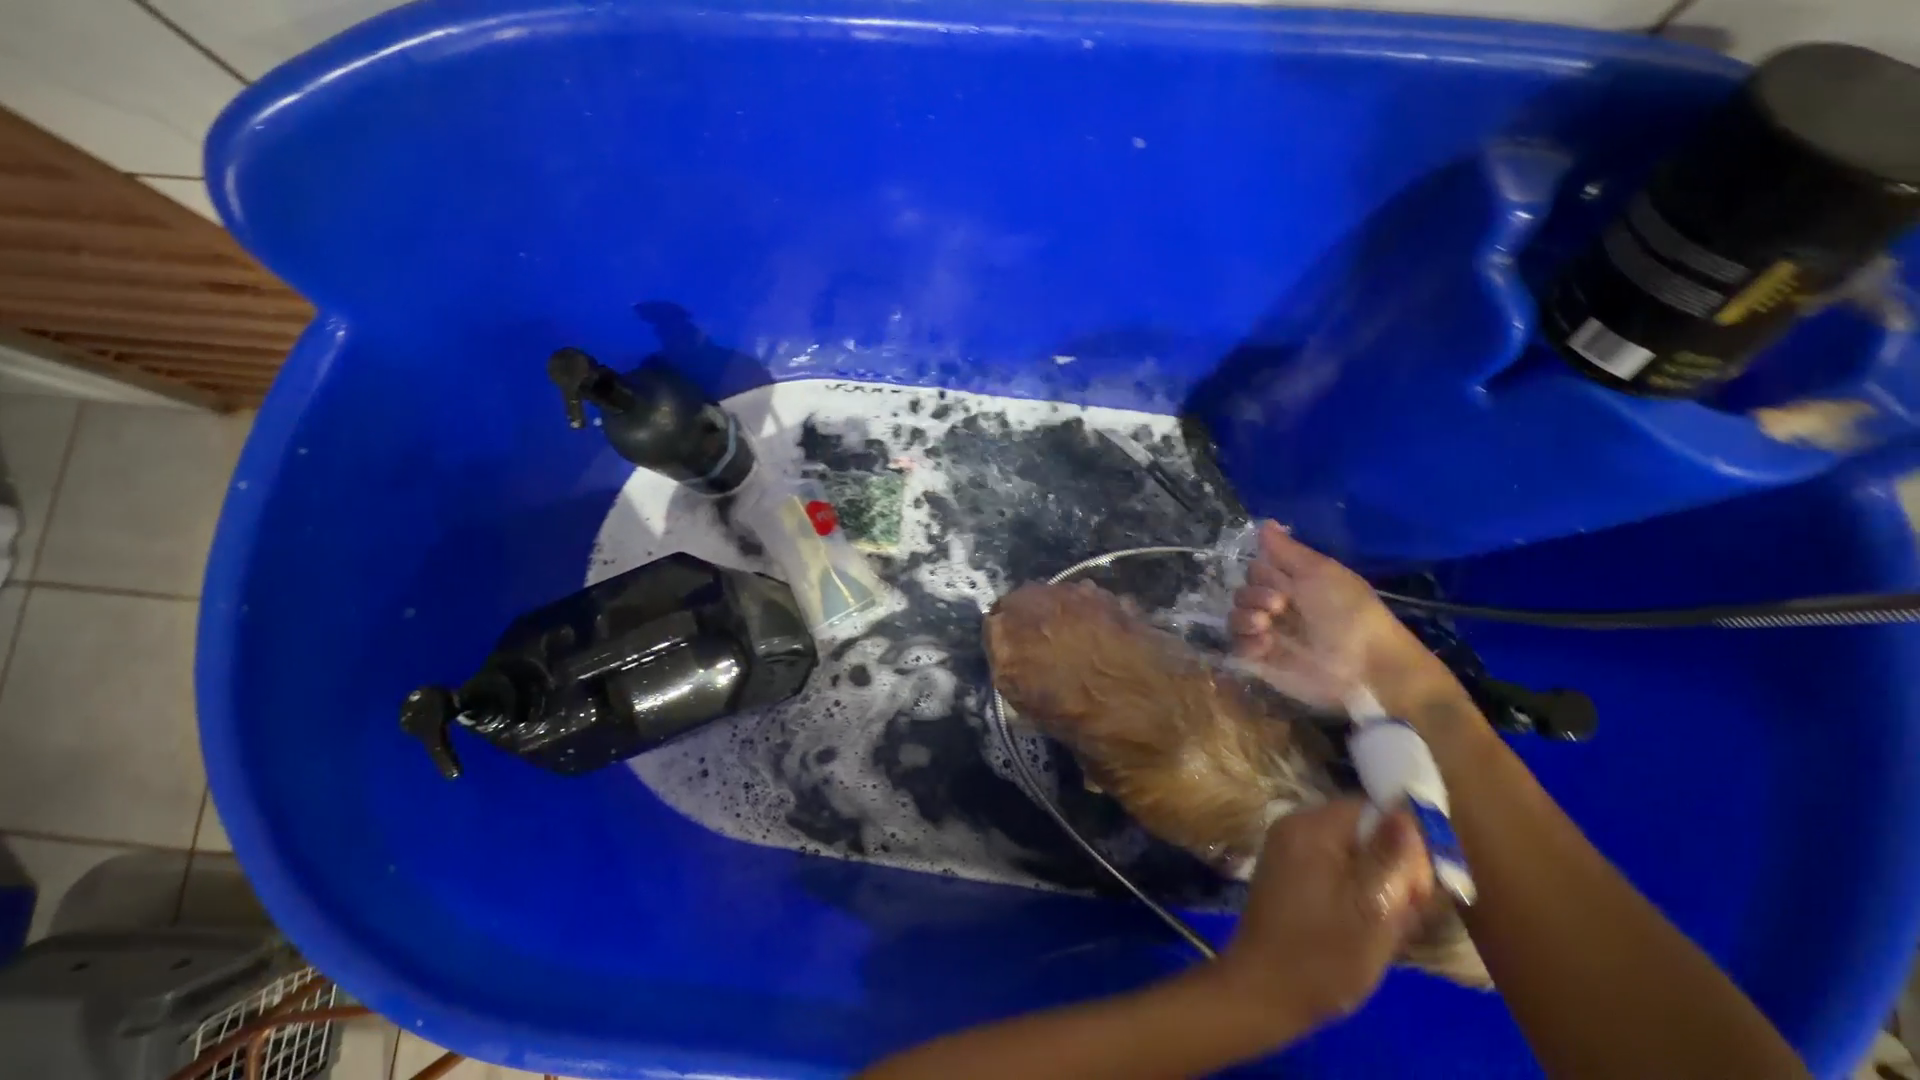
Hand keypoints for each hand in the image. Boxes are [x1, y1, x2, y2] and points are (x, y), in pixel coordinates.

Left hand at [1212, 799, 1436, 1026]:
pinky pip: (1336, 874)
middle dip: (1394, 870)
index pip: (1374, 809)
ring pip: (1355, 857)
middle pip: (1365, 833)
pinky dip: (1357, 897)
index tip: (1418, 886)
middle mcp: (1296, 829)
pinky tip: (1364, 931)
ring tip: (1386, 929)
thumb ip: (1392, 856)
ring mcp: (1289, 853)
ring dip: (1379, 889)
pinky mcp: (1289, 878)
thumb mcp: (1372, 908)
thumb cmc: (1323, 955)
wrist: (1263, 994)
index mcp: (1312, 827)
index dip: (1407, 843)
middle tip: (1403, 915)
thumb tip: (1407, 810)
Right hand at [1227, 521, 1454, 715]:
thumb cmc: (1349, 612)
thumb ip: (1288, 550)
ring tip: (1265, 626)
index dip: (1261, 573)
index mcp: (1294, 584)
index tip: (1279, 581)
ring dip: (1244, 617)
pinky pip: (1236, 648)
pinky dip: (1245, 644)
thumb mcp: (1320, 572)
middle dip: (1253, 596)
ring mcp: (1270, 636)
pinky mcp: (1263, 664)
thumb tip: (1265, 522)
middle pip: (1242, 592)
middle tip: (1278, 606)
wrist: (1365, 664)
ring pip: (1235, 618)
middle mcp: (1278, 609)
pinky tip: (1264, 646)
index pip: (1256, 570)